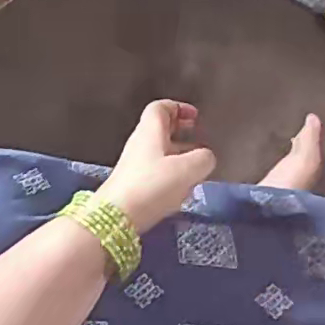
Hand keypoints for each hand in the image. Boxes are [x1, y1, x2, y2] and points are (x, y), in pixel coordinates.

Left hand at [97, 100, 217, 232]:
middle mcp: (140, 144)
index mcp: (150, 131)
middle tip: (197, 136)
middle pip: (160, 129)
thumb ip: (203, 158)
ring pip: (159, 151)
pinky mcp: (133, 184)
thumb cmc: (152, 186)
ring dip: (178, 153)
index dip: (179, 108)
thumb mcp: (187, 169)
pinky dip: (171, 172)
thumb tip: (206, 157)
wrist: (117, 217)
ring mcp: (134, 165)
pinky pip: (155, 170)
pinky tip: (182, 186)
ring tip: (196, 163)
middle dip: (180, 131)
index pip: (160, 107)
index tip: (195, 116)